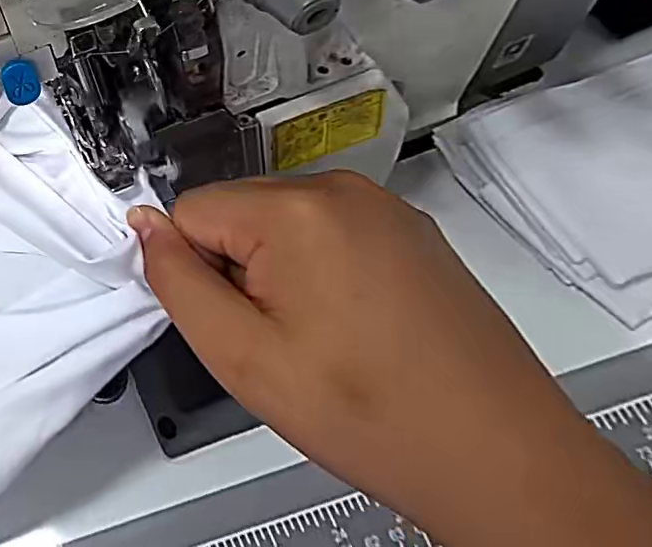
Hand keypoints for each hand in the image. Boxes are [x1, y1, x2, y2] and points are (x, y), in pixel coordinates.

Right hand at [128, 175, 651, 546]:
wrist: (507, 464)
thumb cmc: (374, 415)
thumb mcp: (242, 357)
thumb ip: (175, 281)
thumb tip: (144, 224)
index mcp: (294, 210)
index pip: (191, 211)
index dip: (202, 272)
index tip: (244, 322)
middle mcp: (338, 187)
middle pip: (235, 211)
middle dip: (239, 266)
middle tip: (285, 335)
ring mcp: (379, 203)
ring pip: (275, 219)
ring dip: (277, 267)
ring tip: (323, 332)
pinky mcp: (406, 223)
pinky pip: (323, 226)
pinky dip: (320, 265)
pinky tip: (355, 319)